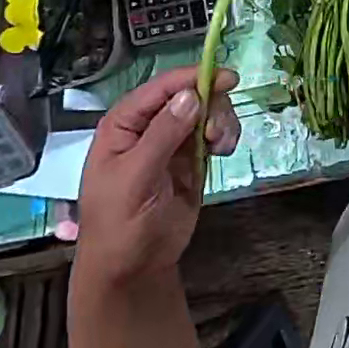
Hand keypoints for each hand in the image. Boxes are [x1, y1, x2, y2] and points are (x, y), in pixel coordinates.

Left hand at [75, 67, 240, 287]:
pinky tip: (223, 151)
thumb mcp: (136, 178)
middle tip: (216, 133)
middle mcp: (149, 126)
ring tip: (220, 146)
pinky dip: (225, 136)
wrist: (133, 269)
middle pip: (189, 94)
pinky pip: (214, 133)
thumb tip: (192, 95)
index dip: (193, 78)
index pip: (161, 88)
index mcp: (124, 123)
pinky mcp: (192, 159)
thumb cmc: (120, 224)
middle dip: (211, 106)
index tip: (228, 78)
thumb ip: (163, 135)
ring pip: (207, 111)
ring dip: (221, 121)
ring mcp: (173, 142)